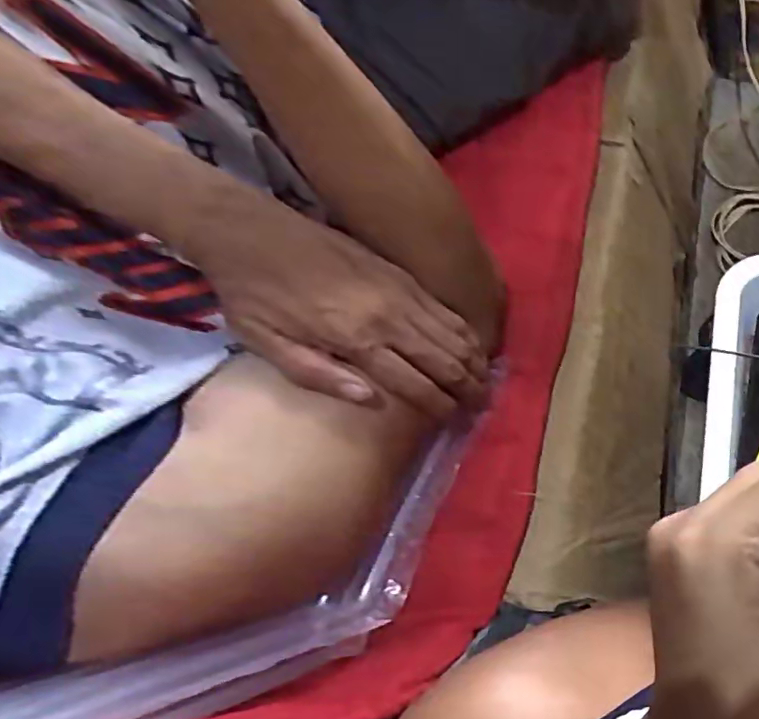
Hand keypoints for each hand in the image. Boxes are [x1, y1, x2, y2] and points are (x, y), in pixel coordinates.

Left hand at [182, 192, 487, 417]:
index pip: (417, 385)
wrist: (245, 227)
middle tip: (480, 406)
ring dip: (476, 367)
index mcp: (354, 339)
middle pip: (448, 365)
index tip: (452, 420)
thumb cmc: (250, 291)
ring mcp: (403, 297)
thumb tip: (373, 402)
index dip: (441, 407)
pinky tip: (474, 353)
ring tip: (483, 384)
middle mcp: (389, 320)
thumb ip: (316, 374)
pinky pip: (452, 317)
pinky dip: (470, 339)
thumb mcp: (262, 340)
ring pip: (458, 342)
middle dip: (470, 391)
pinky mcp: (408, 280)